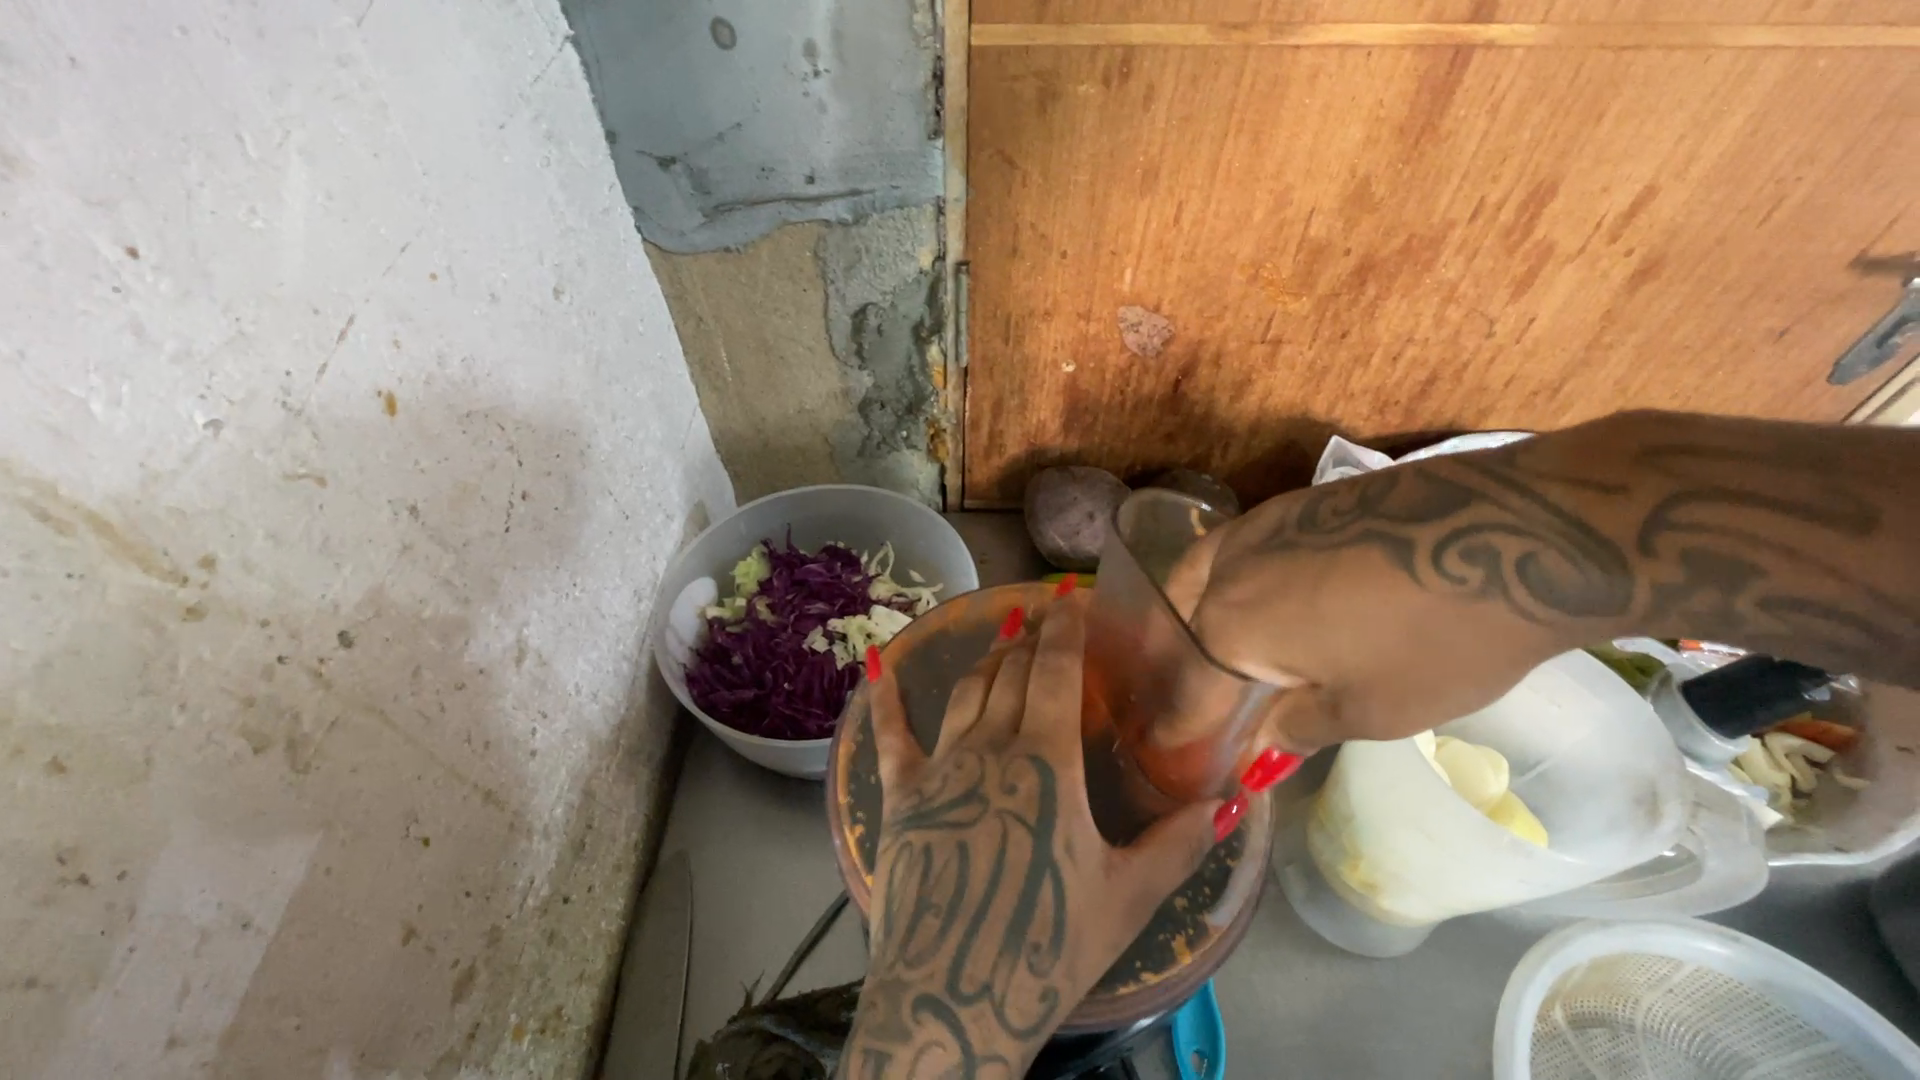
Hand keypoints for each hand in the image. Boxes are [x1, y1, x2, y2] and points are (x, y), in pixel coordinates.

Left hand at [840, 591, 1222, 1079]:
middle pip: (1012, 675)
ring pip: (966, 694)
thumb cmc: (1048, 946)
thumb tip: (1230, 803)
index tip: (1071, 599)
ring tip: (1002, 638)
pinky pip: (891, 737)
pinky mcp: (902, 796)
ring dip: (986, 661)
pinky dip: (887, 700)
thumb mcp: (1128, 897)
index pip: (1056, 672)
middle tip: (1045, 615)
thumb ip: (1177, 843)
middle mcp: (990, 748)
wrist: (953, 998)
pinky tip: (878, 668)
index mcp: (1047, 761)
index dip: (1065, 631)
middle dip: (1031, 639)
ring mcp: (941, 769)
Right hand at [1167, 411, 1919, 751]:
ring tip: (1220, 645)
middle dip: (1182, 664)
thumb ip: (1299, 725)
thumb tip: (1263, 740)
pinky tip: (1268, 594)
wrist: (1521, 533)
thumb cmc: (1439, 641)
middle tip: (1202, 697)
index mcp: (1228, 626)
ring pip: (1203, 573)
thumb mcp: (1371, 710)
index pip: (1189, 688)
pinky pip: (1242, 547)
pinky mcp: (1299, 501)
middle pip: (1182, 622)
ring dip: (1200, 612)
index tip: (1175, 751)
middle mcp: (1227, 569)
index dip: (1182, 727)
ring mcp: (1262, 524)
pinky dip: (1237, 577)